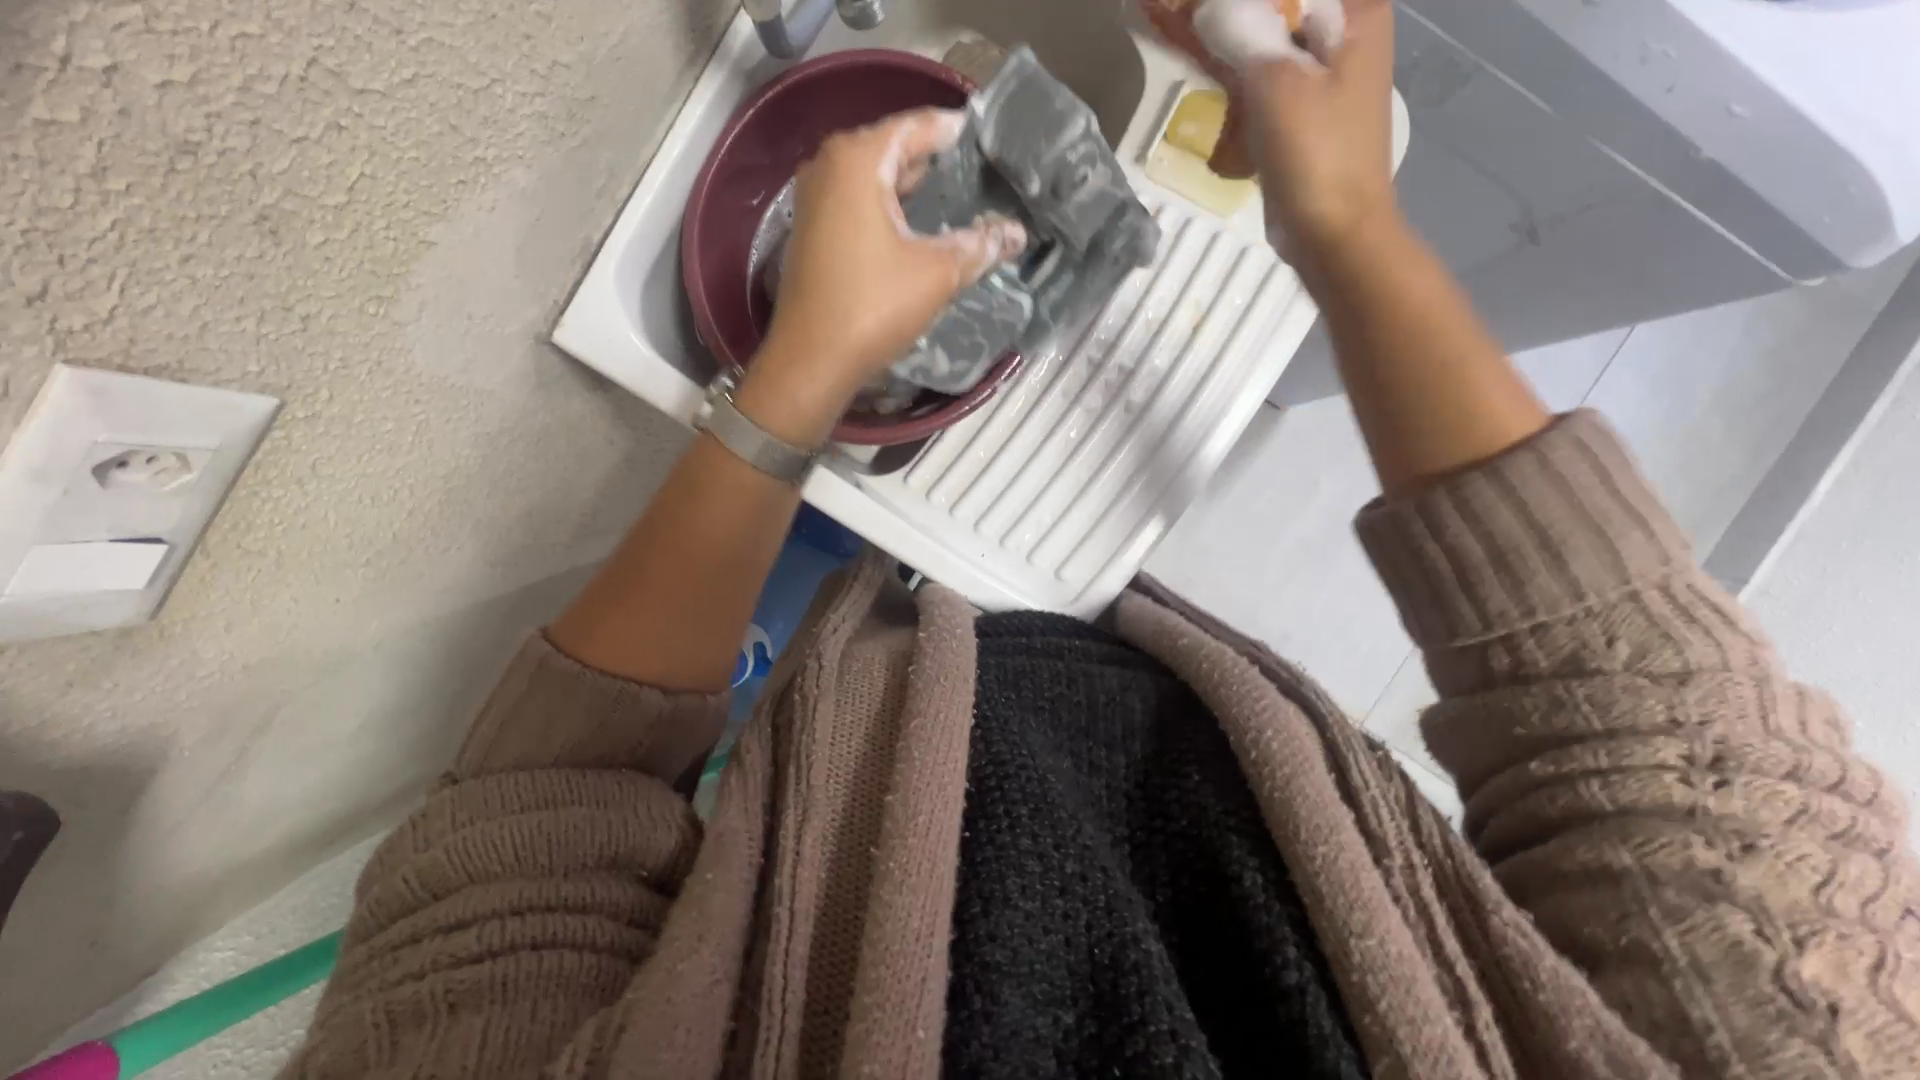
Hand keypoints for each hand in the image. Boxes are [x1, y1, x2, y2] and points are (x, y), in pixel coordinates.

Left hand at [753, 109, 1028, 412]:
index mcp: (857, 161)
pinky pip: (858, 202)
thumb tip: (1017, 233)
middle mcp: (829, 167)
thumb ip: (979, 245)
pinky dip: (889, 207)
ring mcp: (815, 199)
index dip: (954, 131)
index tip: (991, 136)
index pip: (916, 127)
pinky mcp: (812, 230)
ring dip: (913, 187)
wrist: (810, 362)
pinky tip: (920, 226)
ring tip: (959, 196)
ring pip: (875, 178)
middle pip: (893, 149)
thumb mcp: (936, 274)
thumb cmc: (872, 308)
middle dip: (935, 160)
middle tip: (981, 170)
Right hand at [1161, 0, 1398, 262]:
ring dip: (1225, 32)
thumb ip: (1240, 28)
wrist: (1335, 235)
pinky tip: (1198, 61)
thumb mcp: (1275, 82)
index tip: (1200, 8)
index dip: (1239, 1)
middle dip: (1228, 12)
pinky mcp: (1302, 108)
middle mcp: (1346, 32)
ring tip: (1172, 25)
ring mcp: (1324, 72)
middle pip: (1279, 7)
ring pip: (1266, 34)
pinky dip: (1232, 67)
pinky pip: (1261, 71)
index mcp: (1356, 12)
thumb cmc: (1316, 155)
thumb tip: (1206, 7)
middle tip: (1175, 13)